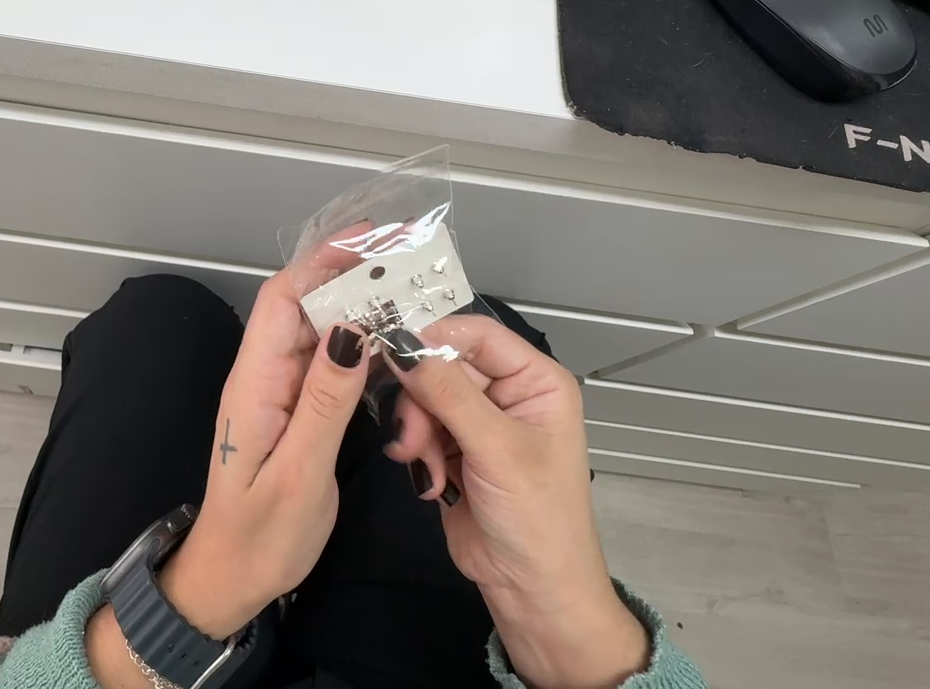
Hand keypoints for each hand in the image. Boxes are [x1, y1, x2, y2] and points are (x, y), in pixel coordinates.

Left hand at [86, 240, 371, 686]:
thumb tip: (353, 331)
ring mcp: (278, 390)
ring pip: (318, 330)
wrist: (231, 578)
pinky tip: (391, 342)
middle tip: (402, 255)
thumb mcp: (299, 472)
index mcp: (254, 382)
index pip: (282, 300)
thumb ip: (324, 401)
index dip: (320, 262)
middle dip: (347, 272)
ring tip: (406, 289)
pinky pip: (326, 361)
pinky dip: (357, 344)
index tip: (367, 238)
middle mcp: (263, 374)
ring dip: (356, 305)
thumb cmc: (260, 536)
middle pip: (302, 305)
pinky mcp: (294, 406)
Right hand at [385, 315, 648, 688]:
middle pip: (442, 364)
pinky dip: (416, 451)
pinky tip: (430, 482)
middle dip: (421, 399)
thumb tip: (401, 343)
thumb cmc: (537, 519)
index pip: (477, 334)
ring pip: (423, 395)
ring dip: (416, 430)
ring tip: (421, 464)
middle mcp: (506, 391)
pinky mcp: (453, 446)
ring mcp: (477, 420)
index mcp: (535, 380)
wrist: (532, 595)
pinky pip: (419, 426)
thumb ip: (448, 393)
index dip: (434, 337)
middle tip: (411, 436)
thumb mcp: (496, 450)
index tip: (392, 351)